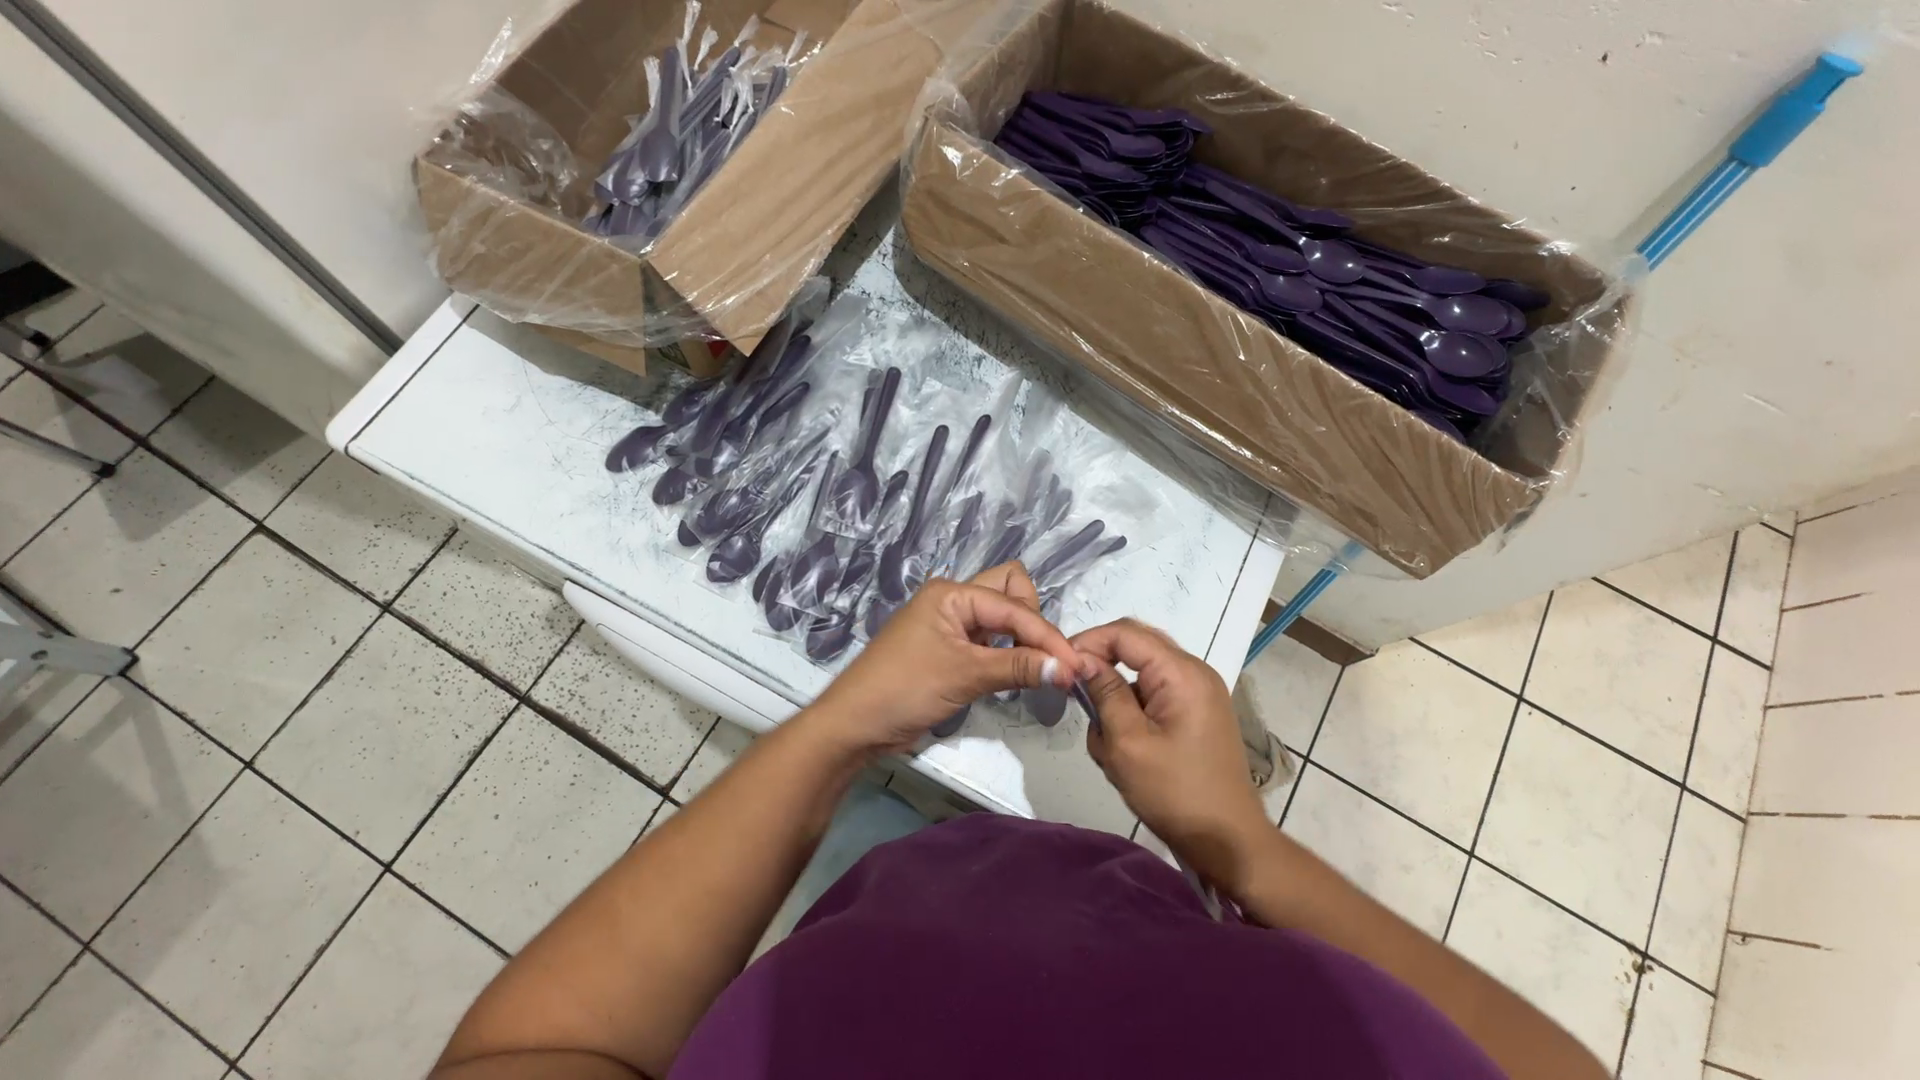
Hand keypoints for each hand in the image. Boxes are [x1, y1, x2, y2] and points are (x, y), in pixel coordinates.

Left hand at [803, 562, 1079, 756]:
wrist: (855, 725)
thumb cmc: (904, 690)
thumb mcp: (965, 676)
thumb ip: (1019, 668)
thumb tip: (1070, 669)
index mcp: (952, 594)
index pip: (1014, 606)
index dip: (1046, 636)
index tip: (1074, 667)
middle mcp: (952, 601)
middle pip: (1010, 593)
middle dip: (1034, 621)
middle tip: (1044, 659)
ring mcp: (949, 626)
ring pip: (1001, 618)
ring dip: (1022, 638)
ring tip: (1039, 670)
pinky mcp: (949, 651)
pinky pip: (989, 641)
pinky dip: (1007, 653)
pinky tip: (1017, 675)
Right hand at [1074, 618, 1271, 884]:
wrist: (1226, 841)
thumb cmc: (1174, 792)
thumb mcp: (1127, 743)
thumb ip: (1104, 693)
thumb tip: (1081, 658)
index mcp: (1182, 673)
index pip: (1126, 633)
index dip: (1088, 642)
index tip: (1060, 668)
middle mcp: (1194, 673)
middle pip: (1136, 647)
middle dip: (1102, 669)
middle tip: (1076, 698)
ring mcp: (1198, 695)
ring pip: (1141, 677)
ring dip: (1116, 701)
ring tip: (1107, 744)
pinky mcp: (1195, 715)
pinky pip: (1154, 698)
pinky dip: (1132, 717)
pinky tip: (1125, 753)